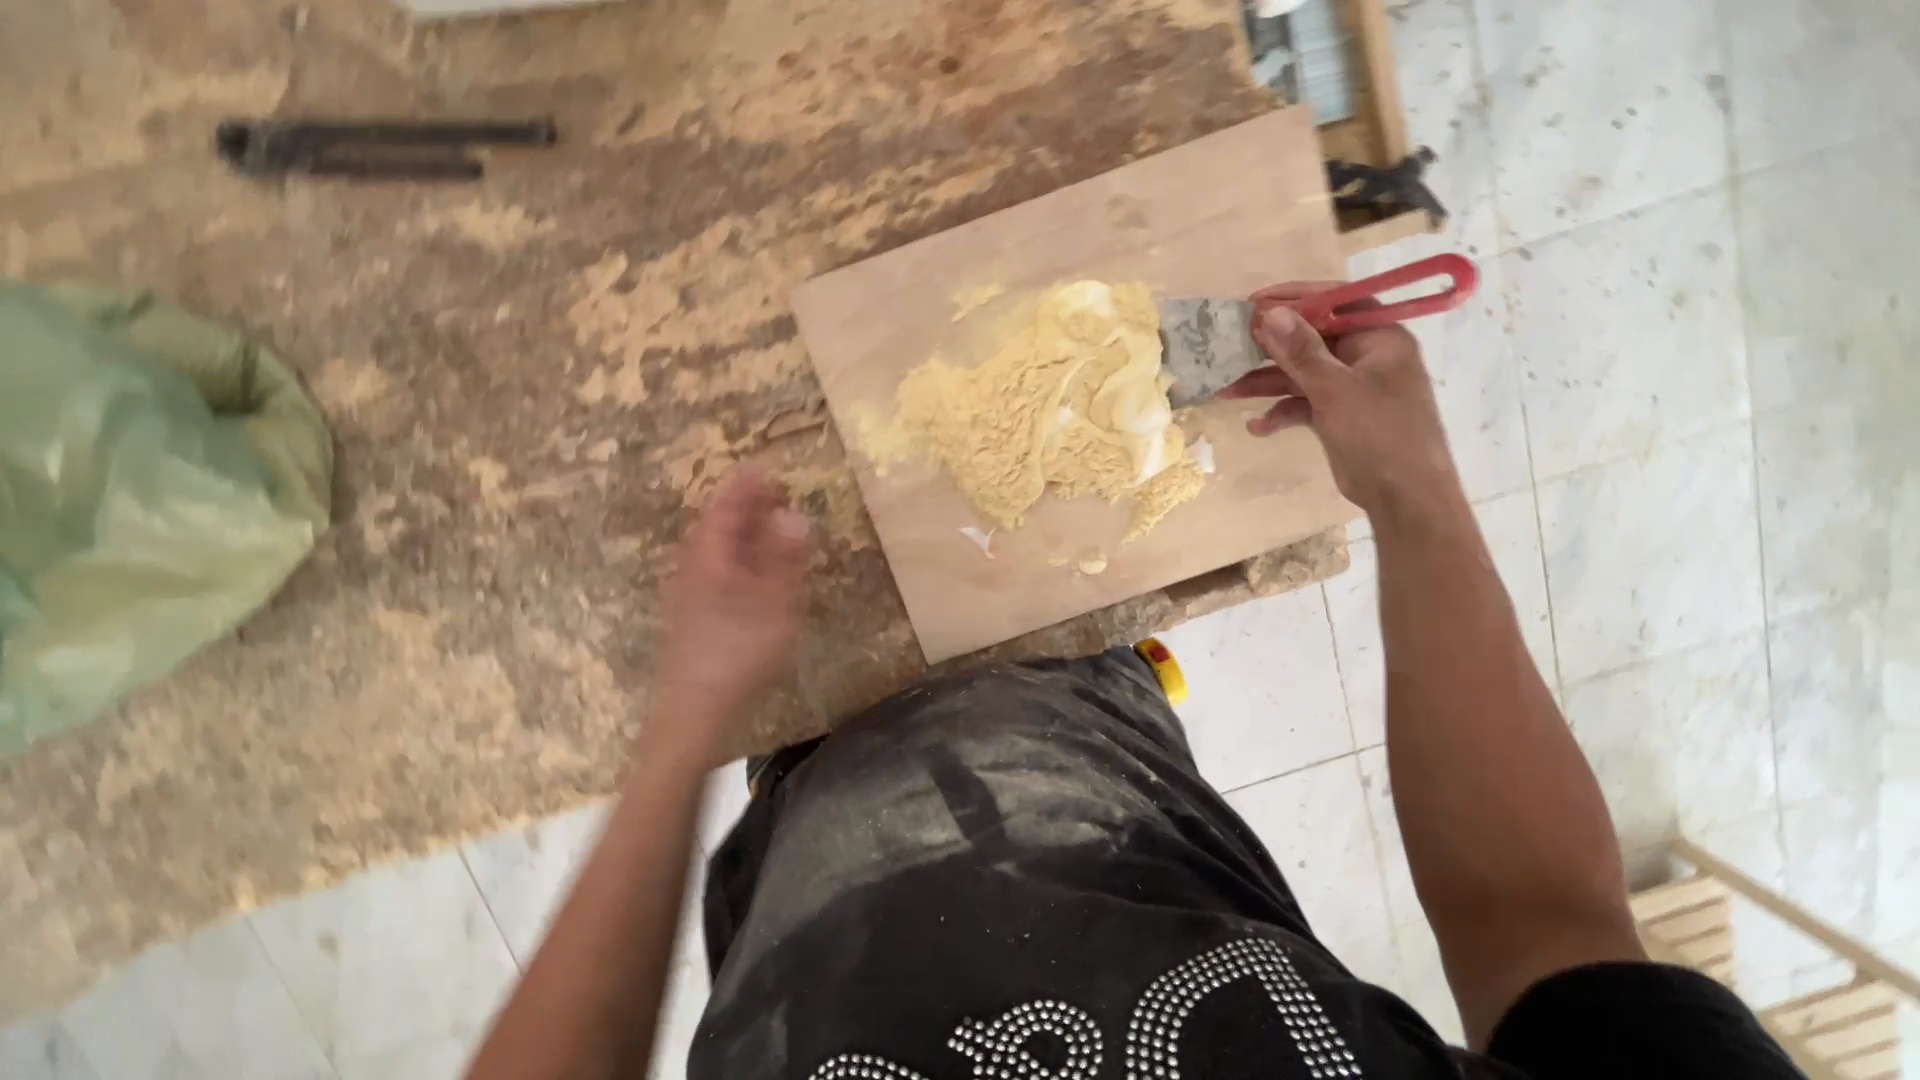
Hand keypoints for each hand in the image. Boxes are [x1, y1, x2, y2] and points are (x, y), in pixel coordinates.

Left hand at [653, 469, 810, 760]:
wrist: (695, 709)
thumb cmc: (738, 653)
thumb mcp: (774, 603)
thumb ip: (784, 558)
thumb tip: (793, 516)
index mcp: (709, 557)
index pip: (724, 507)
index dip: (745, 486)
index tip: (766, 467)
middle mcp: (693, 567)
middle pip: (718, 525)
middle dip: (746, 508)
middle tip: (776, 495)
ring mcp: (689, 592)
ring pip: (717, 550)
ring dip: (744, 534)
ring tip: (773, 528)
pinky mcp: (693, 615)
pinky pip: (718, 570)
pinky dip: (740, 559)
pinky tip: (758, 573)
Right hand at [1218, 285, 1467, 523]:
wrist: (1404, 496)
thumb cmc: (1380, 433)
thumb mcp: (1336, 389)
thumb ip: (1300, 351)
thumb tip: (1268, 314)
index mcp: (1378, 338)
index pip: (1335, 303)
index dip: (1295, 300)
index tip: (1254, 304)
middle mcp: (1365, 357)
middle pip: (1311, 340)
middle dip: (1269, 347)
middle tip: (1229, 345)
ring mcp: (1351, 388)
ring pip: (1301, 374)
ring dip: (1264, 383)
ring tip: (1225, 390)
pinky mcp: (1338, 416)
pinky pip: (1303, 404)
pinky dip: (1280, 413)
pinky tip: (1256, 426)